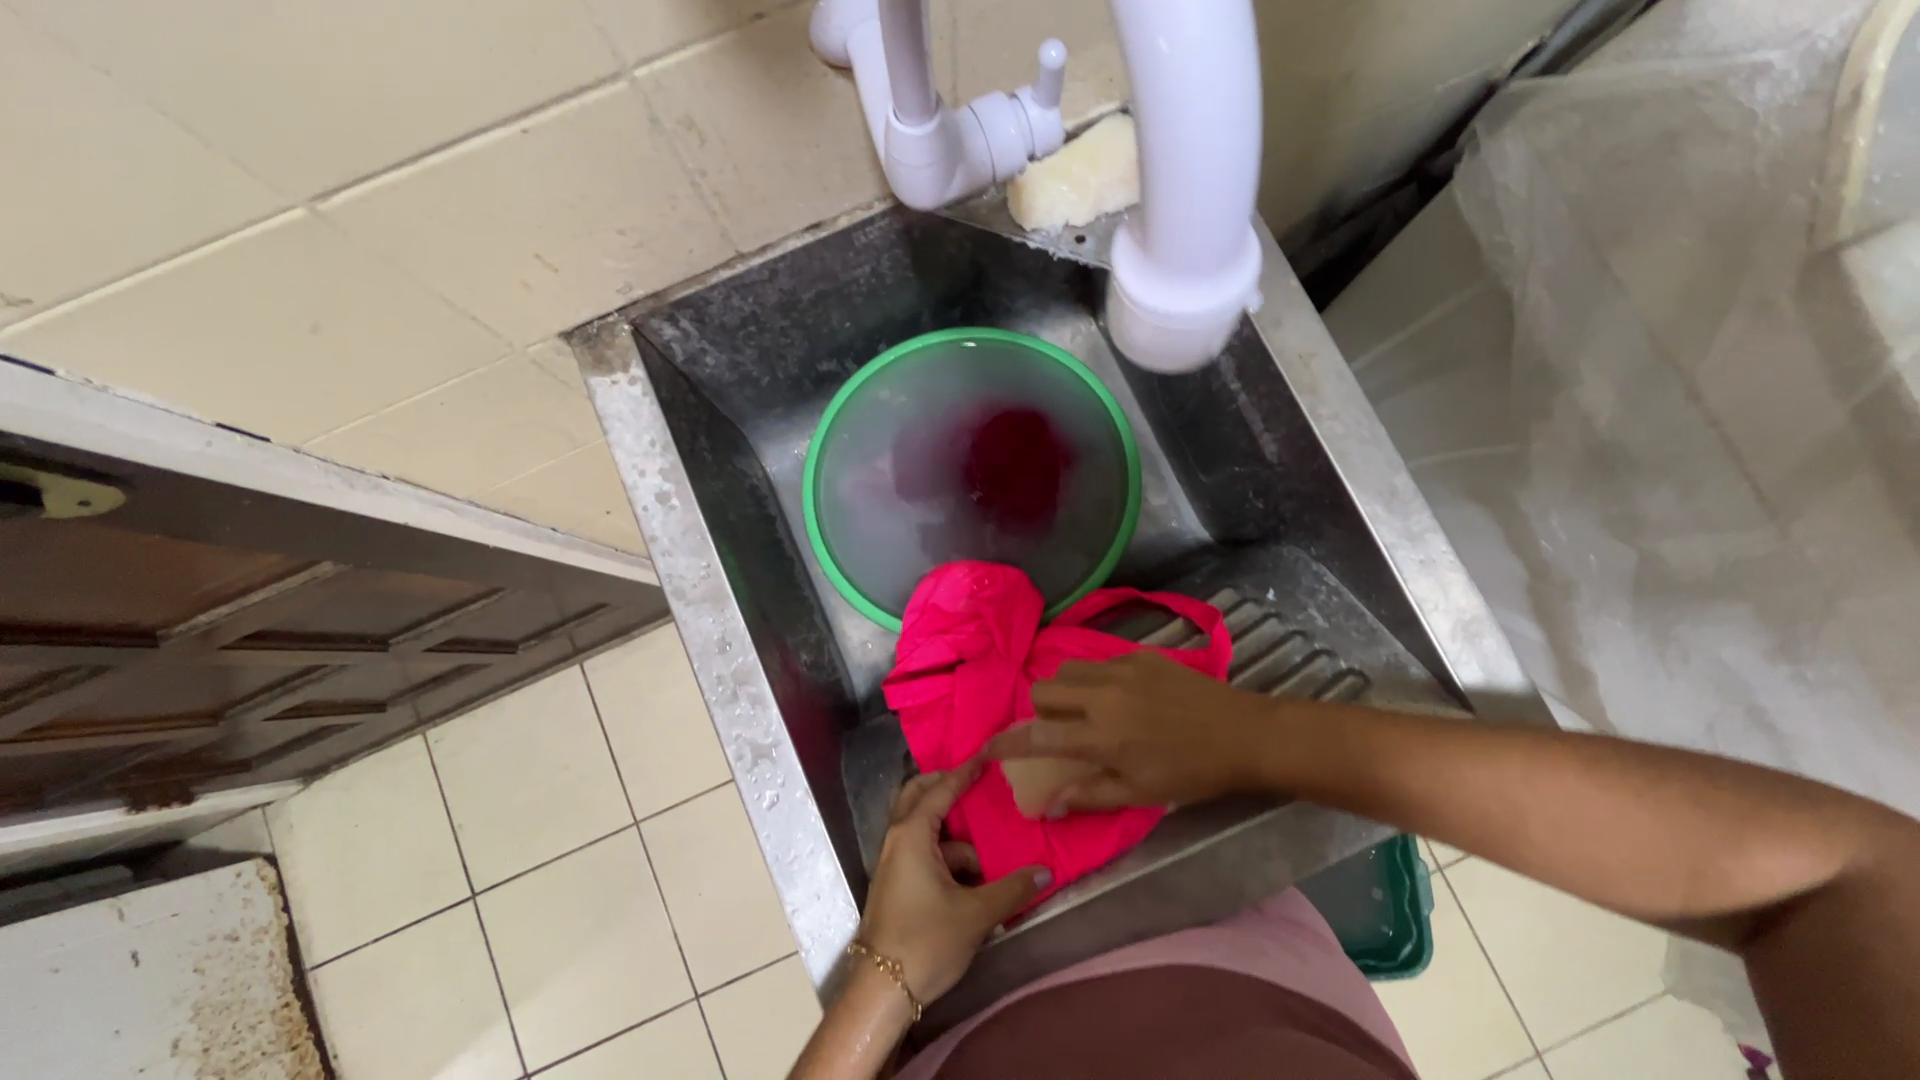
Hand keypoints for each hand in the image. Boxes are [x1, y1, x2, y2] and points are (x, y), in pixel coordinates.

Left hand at [858, 762, 1050, 1003]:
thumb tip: (1044, 872)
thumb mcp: (976, 914)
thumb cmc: (926, 941)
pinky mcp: (897, 885)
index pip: (940, 790)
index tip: (985, 755)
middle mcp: (897, 840)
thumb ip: (1012, 889)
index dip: (964, 772)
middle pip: (919, 798)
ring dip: (955, 837)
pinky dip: (948, 858)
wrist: (883, 989)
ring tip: (992, 851)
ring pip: (926, 832)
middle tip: (977, 786)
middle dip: (946, 789)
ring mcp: (894, 864)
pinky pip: (924, 855)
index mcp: (911, 835)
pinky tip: (976, 878)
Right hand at [985, 652, 1279, 813]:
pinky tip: (1118, 696)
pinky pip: (1098, 661)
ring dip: (1065, 690)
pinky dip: (1094, 678)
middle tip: (1058, 729)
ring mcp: (1121, 670)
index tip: (986, 747)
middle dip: (1039, 709)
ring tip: (1085, 709)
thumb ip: (1091, 795)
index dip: (1006, 742)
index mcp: (1101, 735)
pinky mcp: (1140, 656)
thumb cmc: (1192, 772)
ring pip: (1068, 669)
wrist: (1243, 733)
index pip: (1038, 736)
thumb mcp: (1141, 794)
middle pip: (1043, 689)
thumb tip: (1050, 803)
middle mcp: (1102, 695)